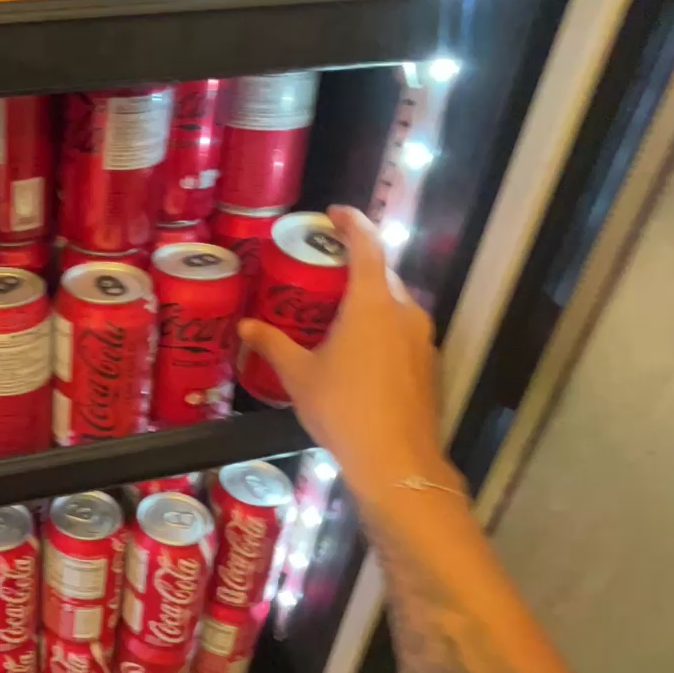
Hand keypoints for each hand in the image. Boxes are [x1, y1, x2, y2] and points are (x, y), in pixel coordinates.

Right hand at [237, 207, 461, 501]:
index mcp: (372, 303)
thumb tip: (245, 327)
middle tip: (322, 269)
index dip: (352, 222)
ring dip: (367, 297)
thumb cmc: (343, 408)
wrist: (396, 459)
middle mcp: (405, 311)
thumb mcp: (298, 375)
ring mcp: (422, 338)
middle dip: (354, 264)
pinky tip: (357, 349)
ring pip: (394, 302)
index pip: (368, 244)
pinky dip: (380, 325)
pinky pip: (402, 329)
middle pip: (382, 272)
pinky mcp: (428, 362)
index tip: (334, 213)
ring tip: (334, 310)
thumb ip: (272, 344)